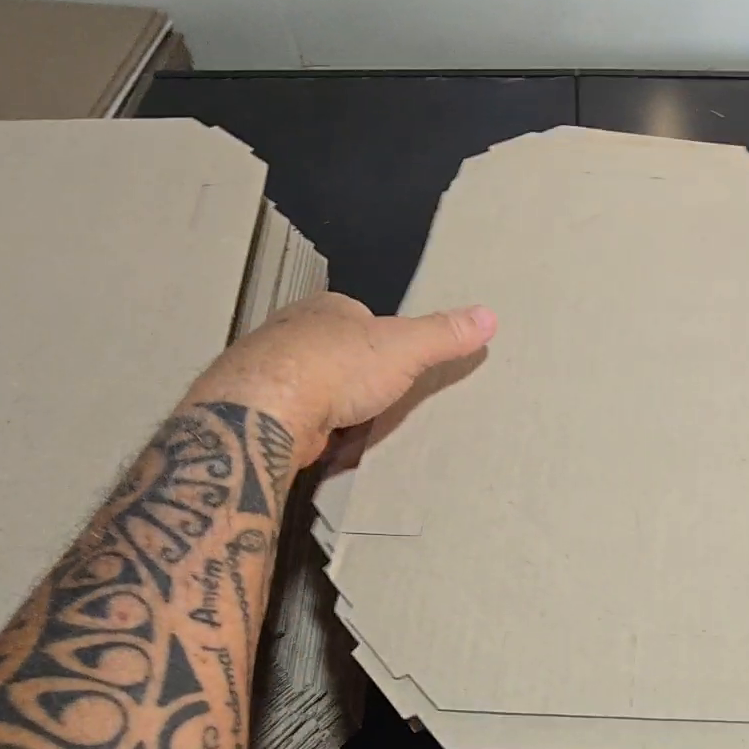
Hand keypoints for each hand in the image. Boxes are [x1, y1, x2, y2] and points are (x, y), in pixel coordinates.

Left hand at [188, 292, 496, 467]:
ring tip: (357, 422)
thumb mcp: (405, 348)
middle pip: (333, 347)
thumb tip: (490, 315)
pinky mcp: (258, 406)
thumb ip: (444, 335)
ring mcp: (269, 368)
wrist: (269, 410)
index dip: (381, 338)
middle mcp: (291, 330)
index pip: (359, 315)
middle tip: (383, 396)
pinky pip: (295, 412)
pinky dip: (312, 424)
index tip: (399, 362)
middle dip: (354, 371)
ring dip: (331, 399)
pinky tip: (327, 439)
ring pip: (311, 381)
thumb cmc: (338, 368)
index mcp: (326, 308)